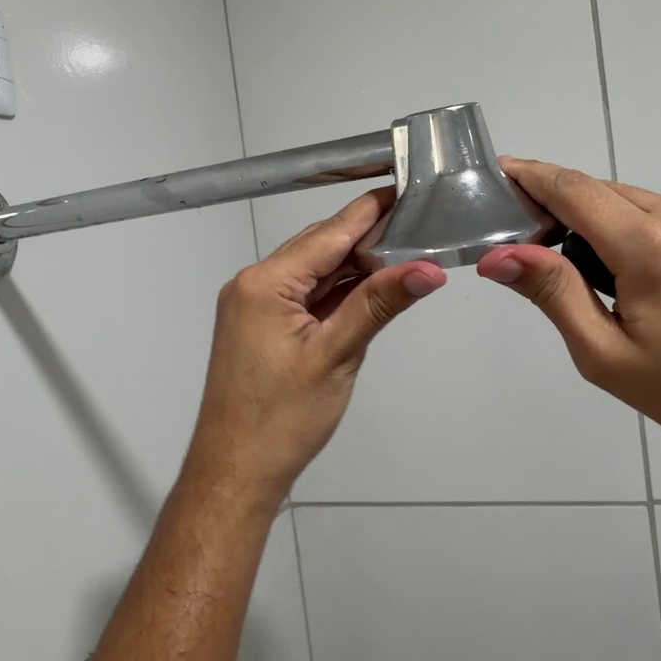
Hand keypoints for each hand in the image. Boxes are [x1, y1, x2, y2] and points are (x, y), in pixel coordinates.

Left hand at [185, 188, 446, 500]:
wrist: (237, 470)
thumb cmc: (276, 423)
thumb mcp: (337, 356)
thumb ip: (379, 305)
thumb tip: (423, 270)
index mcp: (263, 285)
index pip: (327, 233)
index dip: (369, 211)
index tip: (403, 191)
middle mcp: (252, 287)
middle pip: (319, 248)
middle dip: (367, 238)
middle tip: (417, 227)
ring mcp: (254, 308)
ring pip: (313, 273)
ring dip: (353, 267)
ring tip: (403, 256)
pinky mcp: (261, 328)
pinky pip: (304, 297)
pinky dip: (336, 293)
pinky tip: (368, 290)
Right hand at [477, 158, 660, 460]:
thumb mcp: (608, 356)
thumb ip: (553, 294)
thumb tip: (500, 256)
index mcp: (651, 247)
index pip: (573, 190)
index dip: (530, 177)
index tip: (497, 173)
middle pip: (601, 192)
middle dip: (558, 207)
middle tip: (528, 244)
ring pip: (634, 201)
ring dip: (599, 222)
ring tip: (584, 273)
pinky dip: (635, 228)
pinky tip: (633, 273)